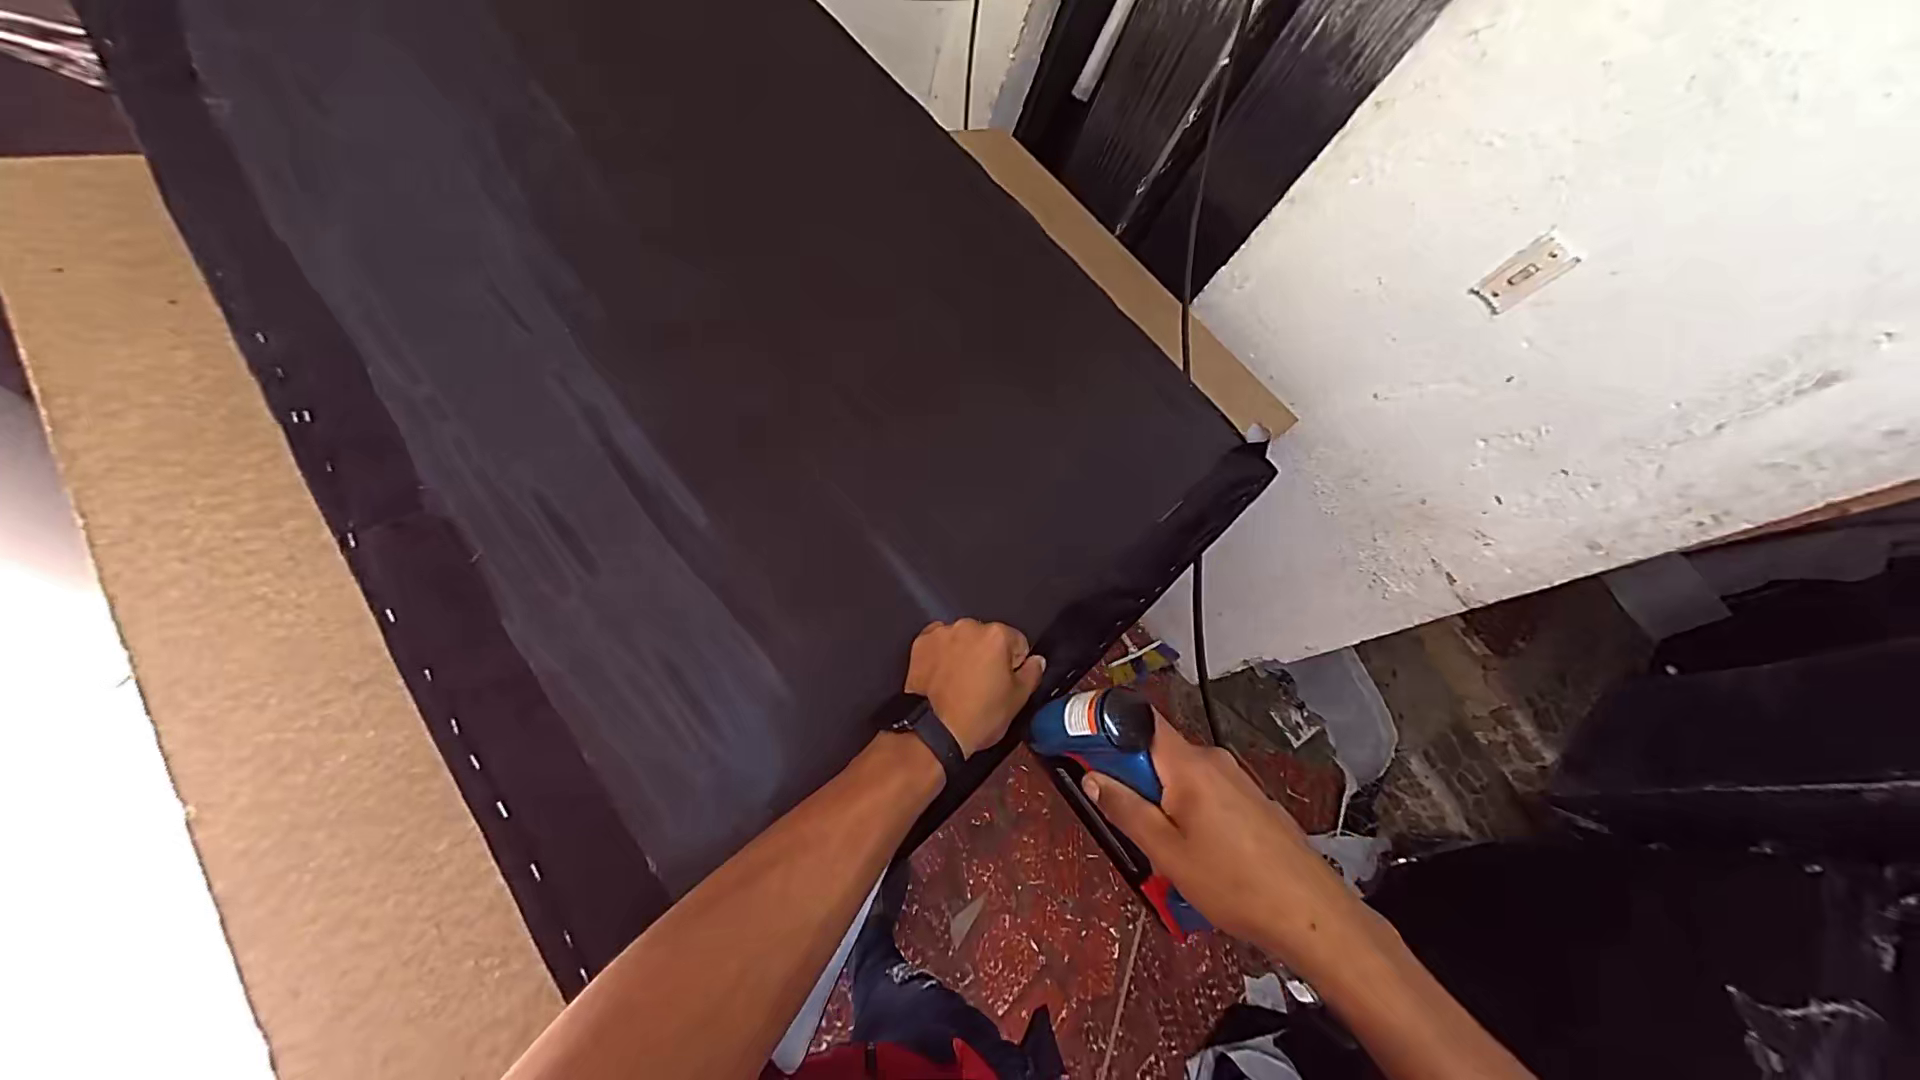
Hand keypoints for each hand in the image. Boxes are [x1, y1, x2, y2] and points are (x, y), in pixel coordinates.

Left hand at [904, 619, 1045, 756]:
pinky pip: (939, 643)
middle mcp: (968, 627)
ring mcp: (942, 634)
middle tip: (983, 684)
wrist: (934, 732)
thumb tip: (1036, 661)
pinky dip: (942, 654)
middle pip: (988, 637)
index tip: (1006, 680)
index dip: (1015, 663)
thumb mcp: (1017, 700)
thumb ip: (1032, 673)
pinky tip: (944, 676)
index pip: (1017, 641)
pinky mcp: (921, 643)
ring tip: (961, 683)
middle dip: (988, 655)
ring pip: (963, 639)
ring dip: (965, 653)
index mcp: (997, 635)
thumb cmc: (977, 717)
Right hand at [1079, 715, 1377, 974]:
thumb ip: (1124, 809)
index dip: (1106, 724)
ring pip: (1181, 775)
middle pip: (1157, 751)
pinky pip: (1206, 791)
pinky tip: (1196, 851)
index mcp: (1189, 764)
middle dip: (1134, 777)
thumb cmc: (1235, 884)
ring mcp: (1237, 779)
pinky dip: (1187, 809)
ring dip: (1160, 798)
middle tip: (1124, 815)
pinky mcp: (1252, 800)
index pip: (1140, 718)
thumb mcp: (1165, 851)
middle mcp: (1214, 761)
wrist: (1313, 915)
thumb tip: (1093, 779)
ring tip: (1162, 846)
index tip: (1081, 744)